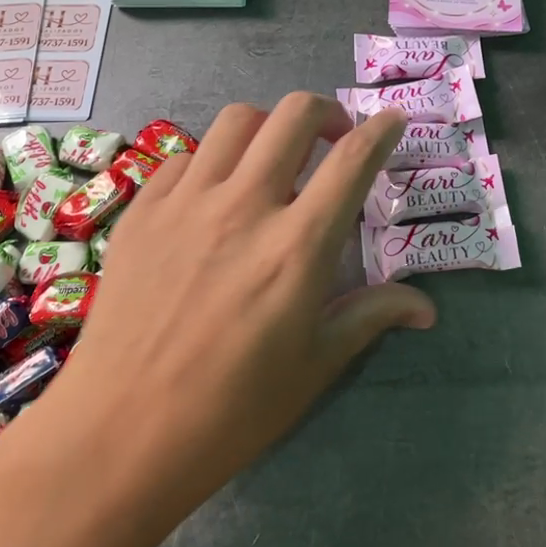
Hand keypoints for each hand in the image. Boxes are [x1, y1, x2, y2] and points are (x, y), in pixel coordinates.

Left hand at [0, 95, 433, 546]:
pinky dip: (213, 161)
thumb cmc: (232, 410)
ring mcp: (187, 202)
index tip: (391, 122)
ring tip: (273, 160)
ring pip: (237, 120)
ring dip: (269, 127)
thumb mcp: (315, 366)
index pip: (351, 160)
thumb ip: (370, 317)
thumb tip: (426, 309)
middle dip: (326, 113)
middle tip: (333, 140)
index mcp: (297, 246)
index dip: (381, 130)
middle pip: (294, 114)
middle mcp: (245, 206)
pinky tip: (213, 196)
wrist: (119, 433)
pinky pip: (186, 155)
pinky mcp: (142, 210)